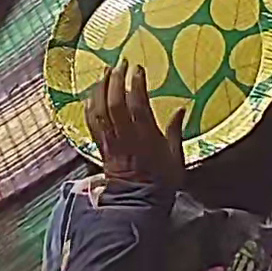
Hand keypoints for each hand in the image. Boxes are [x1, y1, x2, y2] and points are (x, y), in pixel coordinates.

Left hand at [86, 59, 185, 188]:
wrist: (136, 206)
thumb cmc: (160, 182)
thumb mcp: (175, 158)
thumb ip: (175, 131)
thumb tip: (182, 108)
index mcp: (146, 138)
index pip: (138, 106)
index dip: (136, 86)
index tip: (138, 69)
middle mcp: (125, 138)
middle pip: (115, 105)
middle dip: (115, 81)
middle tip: (120, 64)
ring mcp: (110, 142)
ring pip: (100, 112)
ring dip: (100, 89)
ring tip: (105, 72)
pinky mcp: (100, 148)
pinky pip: (91, 123)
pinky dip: (90, 106)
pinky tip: (92, 94)